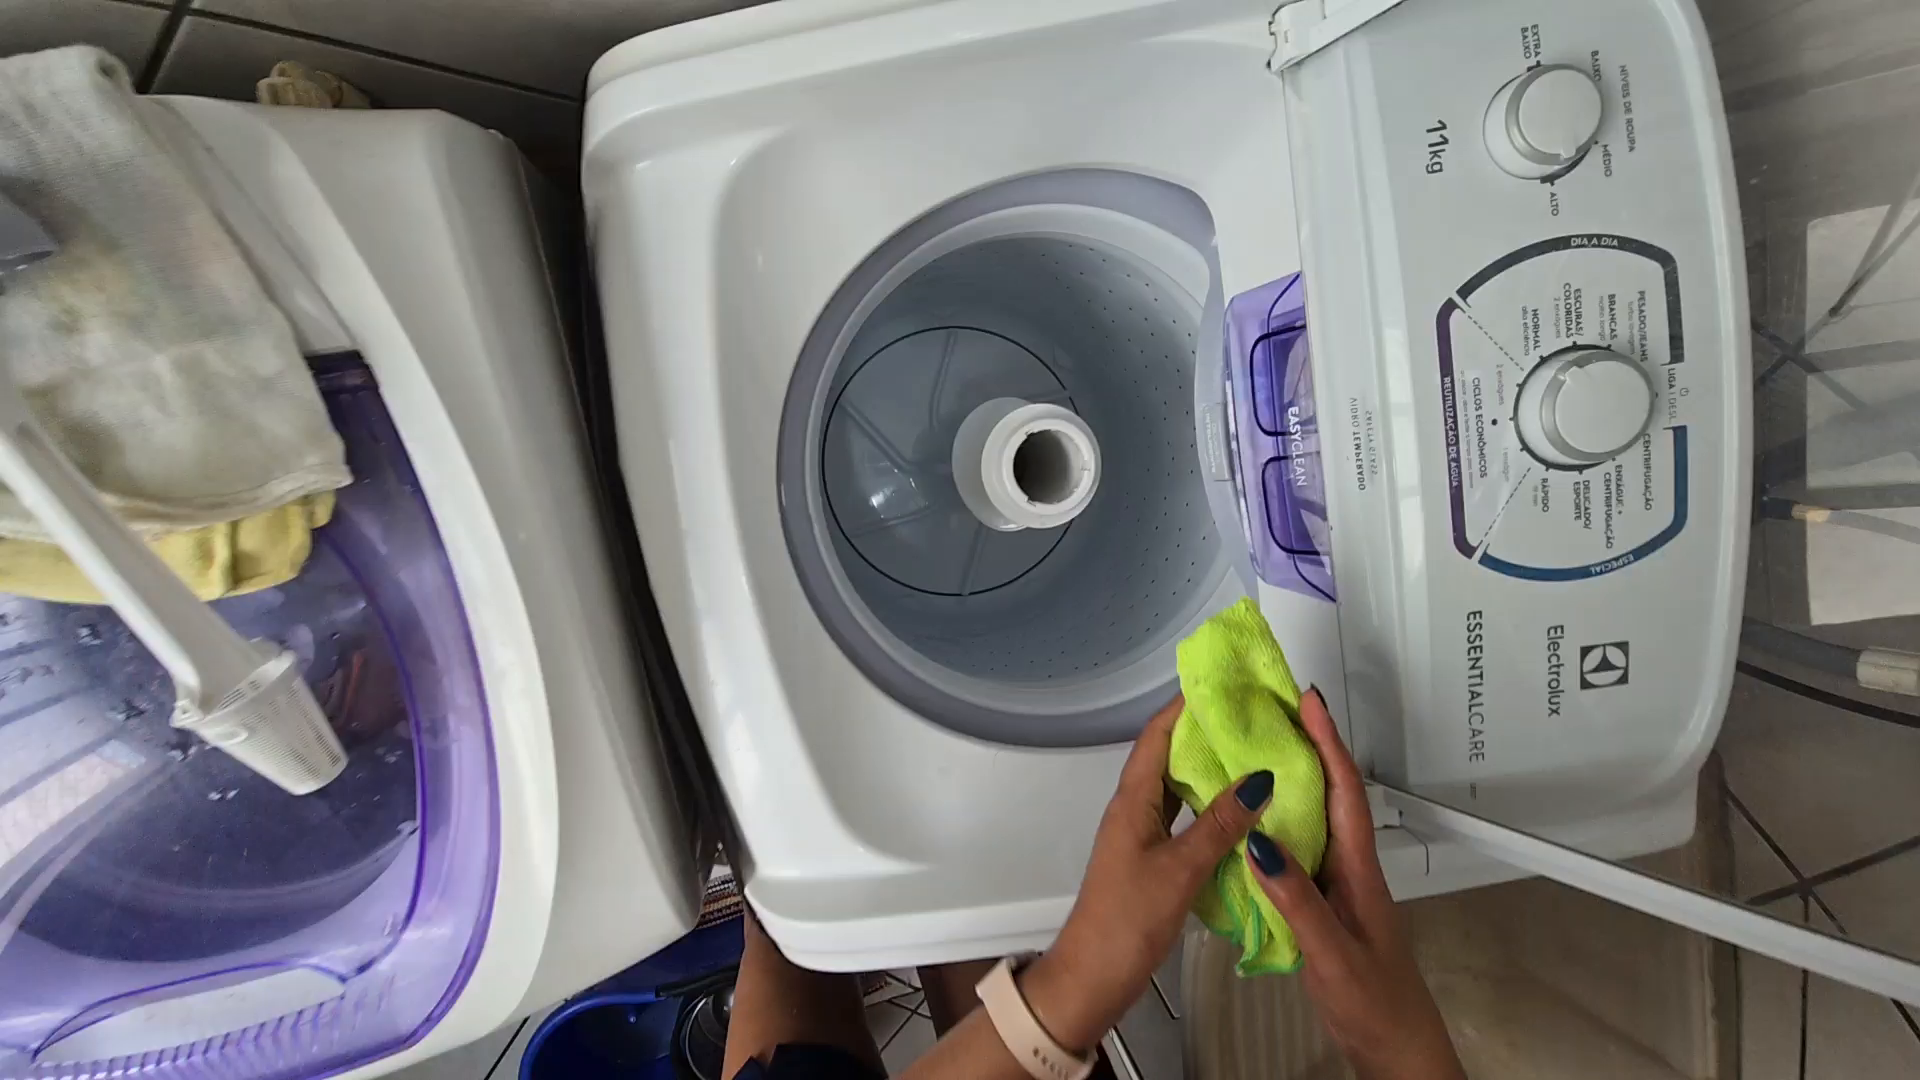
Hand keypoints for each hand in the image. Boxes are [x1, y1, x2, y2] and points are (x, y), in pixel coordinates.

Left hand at [1020, 694, 1274, 1052]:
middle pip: (1166, 756)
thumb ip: (1219, 825)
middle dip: (1201, 734)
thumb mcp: (1180, 868)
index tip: (1218, 686)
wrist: (1095, 973)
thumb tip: (1259, 778)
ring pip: (1176, 787)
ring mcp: (1141, 832)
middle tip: (1247, 719)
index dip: (1182, 707)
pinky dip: (1207, 806)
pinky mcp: (1151, 857)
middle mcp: (1134, 806)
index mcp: (1132, 799)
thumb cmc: (1130, 916)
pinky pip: (1181, 816)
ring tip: (1251, 754)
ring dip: (1206, 769)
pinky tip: (1237, 809)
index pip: (1156, 736)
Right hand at [1244, 689, 1464, 1079]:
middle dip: (1307, 744)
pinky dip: (1275, 819)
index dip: (1327, 742)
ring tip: (1252, 748)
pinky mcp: (1320, 900)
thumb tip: (1258, 838)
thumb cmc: (1375, 1005)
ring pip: (1313, 815)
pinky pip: (1295, 844)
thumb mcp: (1334, 955)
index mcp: (1358, 868)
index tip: (1307, 699)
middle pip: (1330, 791)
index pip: (1345, 790)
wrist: (1399, 1057)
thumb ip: (1298, 900)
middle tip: (1269, 710)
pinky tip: (1248, 819)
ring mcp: (1335, 882)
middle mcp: (1348, 865)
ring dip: (1290, 777)